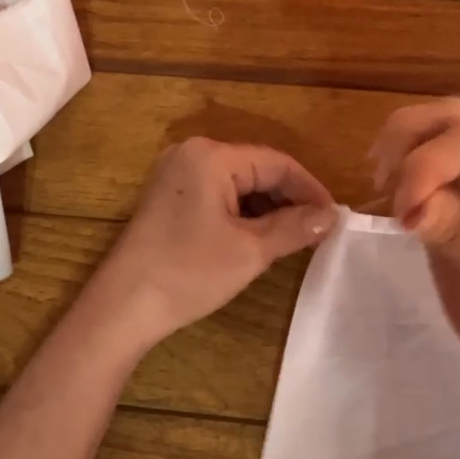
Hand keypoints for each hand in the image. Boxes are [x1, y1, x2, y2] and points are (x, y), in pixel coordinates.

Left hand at [86, 137, 338, 349]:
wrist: (123, 305)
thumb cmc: (189, 272)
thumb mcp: (250, 251)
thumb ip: (294, 227)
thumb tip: (330, 216)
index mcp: (211, 156)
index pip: (276, 162)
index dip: (310, 189)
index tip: (335, 217)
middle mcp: (192, 153)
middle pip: (256, 168)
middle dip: (289, 198)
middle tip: (319, 230)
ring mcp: (176, 173)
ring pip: (238, 182)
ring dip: (267, 206)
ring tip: (295, 236)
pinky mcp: (168, 195)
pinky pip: (217, 192)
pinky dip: (242, 211)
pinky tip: (260, 235)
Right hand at [369, 99, 459, 408]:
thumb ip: (454, 228)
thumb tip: (405, 200)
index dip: (426, 165)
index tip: (401, 215)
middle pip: (454, 120)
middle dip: (409, 137)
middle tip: (382, 181)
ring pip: (439, 136)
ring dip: (403, 149)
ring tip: (384, 189)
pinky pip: (431, 172)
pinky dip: (404, 173)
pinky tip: (391, 200)